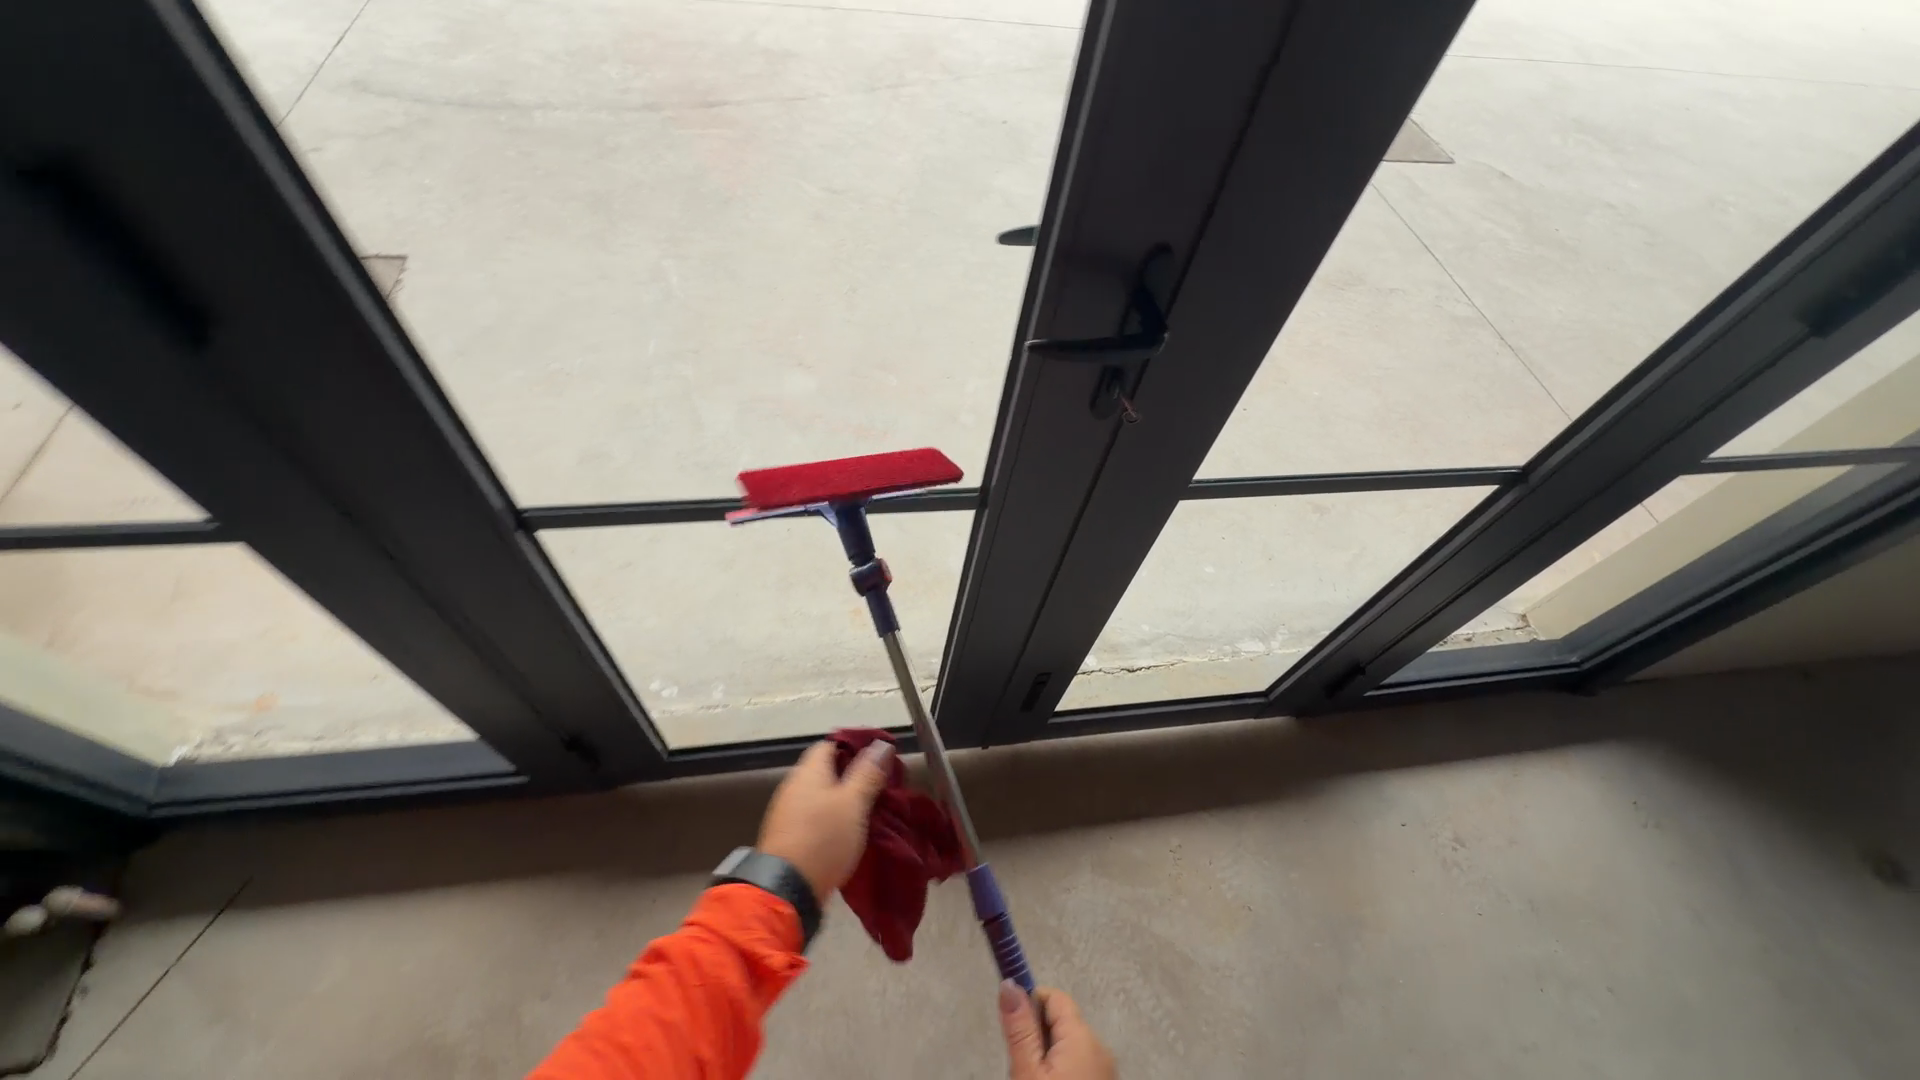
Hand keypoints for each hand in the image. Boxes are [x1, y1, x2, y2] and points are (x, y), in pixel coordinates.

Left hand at [757, 739, 892, 903]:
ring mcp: (787, 812)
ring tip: (869, 810)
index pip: (830, 744)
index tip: (879, 760)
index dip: (854, 747)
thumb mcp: (853, 803)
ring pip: (821, 796)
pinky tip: (848, 831)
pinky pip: (814, 817)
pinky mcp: (788, 837)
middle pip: (826, 771)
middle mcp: (793, 786)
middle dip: (852, 776)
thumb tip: (882, 744)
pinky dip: (831, 819)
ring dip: (842, 800)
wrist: (786, 889)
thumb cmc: (823, 838)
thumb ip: (867, 773)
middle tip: (880, 787)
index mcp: (808, 771)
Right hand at [1000, 982, 1115, 1079]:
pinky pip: (1078, 1062)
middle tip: (1023, 1065)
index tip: (1014, 1032)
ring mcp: (1106, 1067)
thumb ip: (1020, 1028)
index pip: (1053, 996)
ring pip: (1068, 1043)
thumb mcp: (1028, 1071)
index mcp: (1084, 1035)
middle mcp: (1101, 1045)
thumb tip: (1009, 982)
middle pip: (1060, 1020)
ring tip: (1034, 1078)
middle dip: (1037, 1035)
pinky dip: (1061, 1068)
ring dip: (1047, 1054)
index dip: (1029, 1006)